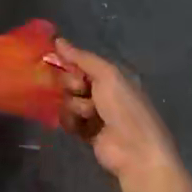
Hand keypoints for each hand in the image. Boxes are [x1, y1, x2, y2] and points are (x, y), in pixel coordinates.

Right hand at [54, 38, 183, 186]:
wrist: (135, 151)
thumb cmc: (124, 107)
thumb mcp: (107, 74)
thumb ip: (82, 57)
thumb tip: (57, 40)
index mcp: (110, 76)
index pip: (81, 62)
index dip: (68, 61)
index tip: (56, 60)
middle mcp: (101, 92)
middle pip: (70, 80)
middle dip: (71, 84)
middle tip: (81, 90)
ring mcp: (93, 113)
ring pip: (67, 100)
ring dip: (74, 105)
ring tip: (88, 114)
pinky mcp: (85, 132)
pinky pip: (67, 119)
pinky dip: (71, 121)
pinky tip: (80, 126)